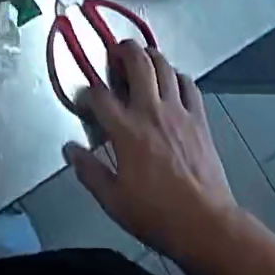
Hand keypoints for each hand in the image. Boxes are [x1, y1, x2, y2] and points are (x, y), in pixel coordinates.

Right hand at [64, 41, 239, 262]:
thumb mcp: (112, 200)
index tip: (84, 101)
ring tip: (141, 60)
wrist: (205, 224)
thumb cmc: (156, 214)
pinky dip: (177, 76)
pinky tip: (171, 83)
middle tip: (114, 53)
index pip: (99, 96)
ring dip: (150, 57)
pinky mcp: (199, 118)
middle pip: (137, 62)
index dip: (87, 93)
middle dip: (122, 50)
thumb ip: (89, 171)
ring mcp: (178, 111)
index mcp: (126, 131)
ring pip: (164, 66)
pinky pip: (188, 84)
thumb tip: (69, 149)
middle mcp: (151, 111)